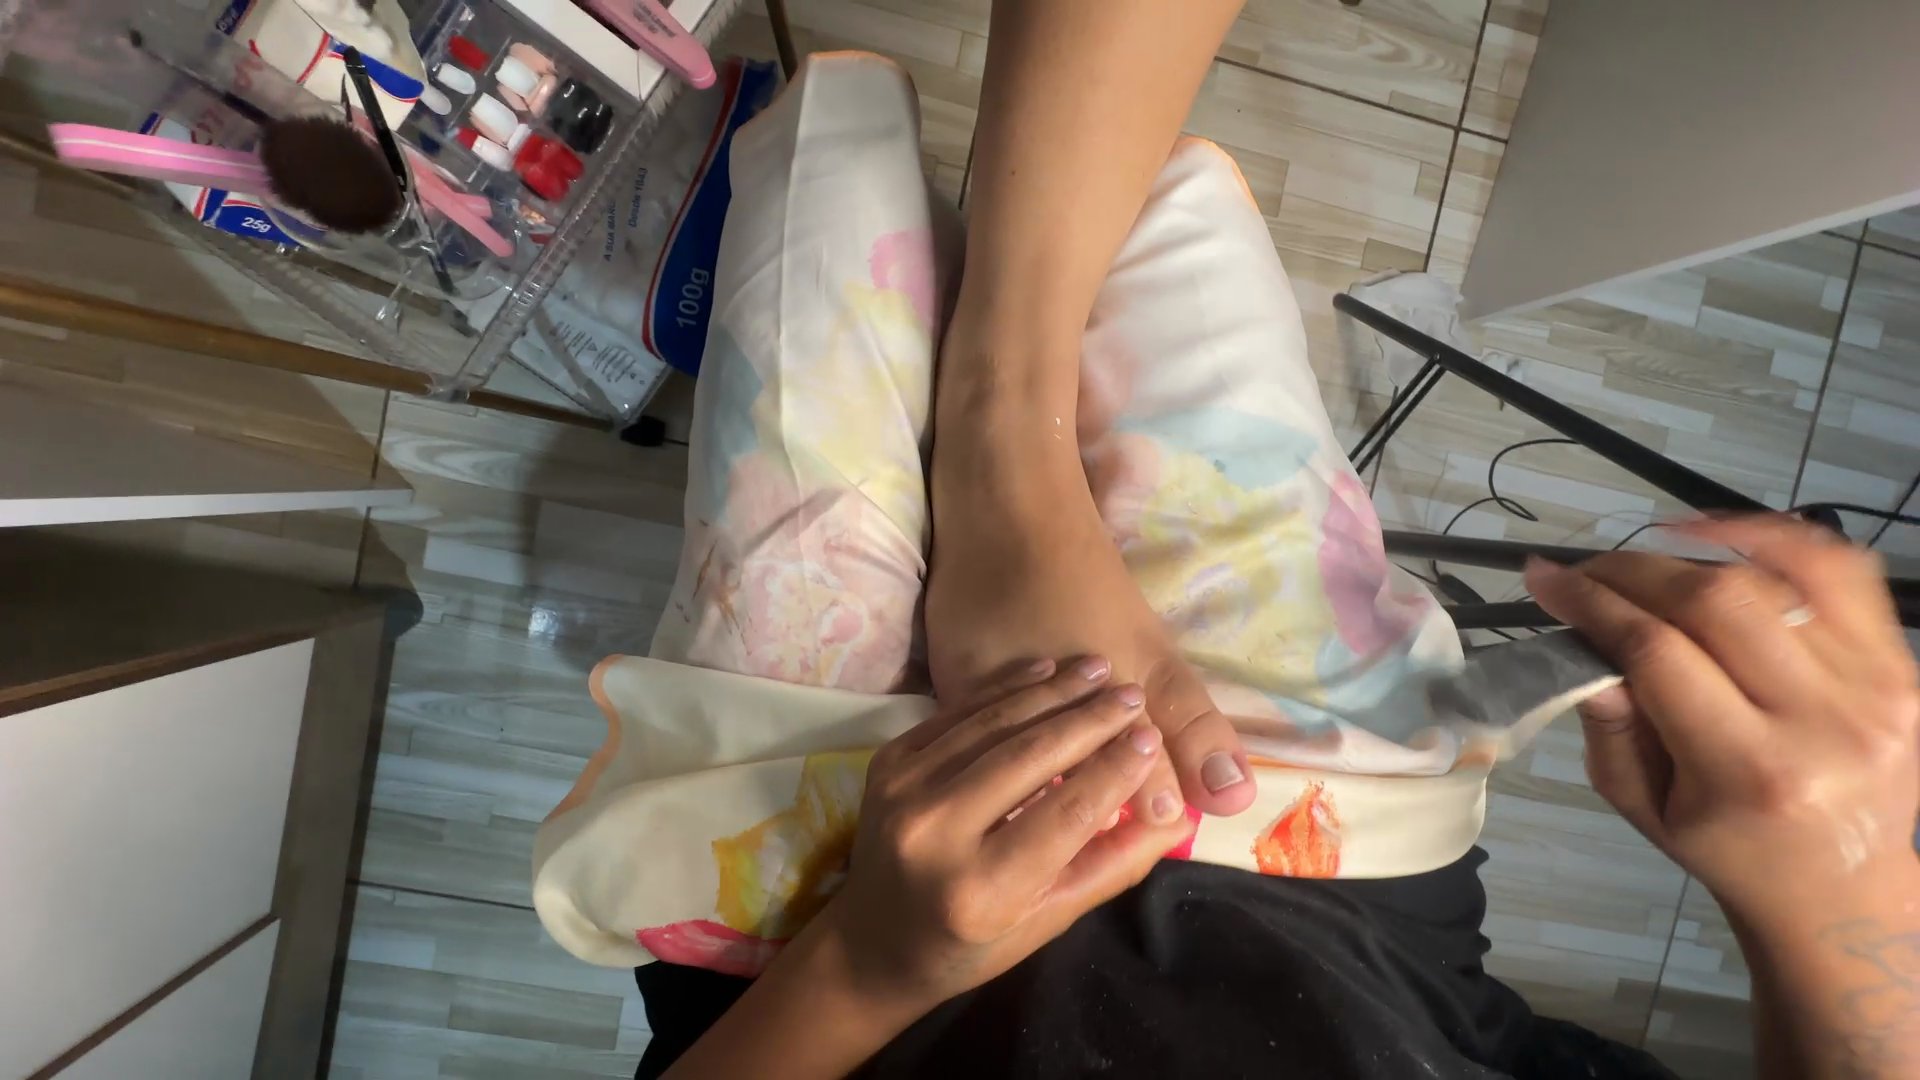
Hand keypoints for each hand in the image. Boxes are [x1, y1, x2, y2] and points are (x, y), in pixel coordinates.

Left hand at [807, 656, 1196, 1013]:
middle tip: (1131, 694)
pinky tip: (1045, 669)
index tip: (1150, 735)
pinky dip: (1006, 688)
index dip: (1114, 770)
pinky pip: (959, 713)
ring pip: (994, 724)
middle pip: (1028, 758)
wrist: (872, 941)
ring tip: (1097, 669)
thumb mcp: (1048, 920)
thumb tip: (1172, 810)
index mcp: (980, 891)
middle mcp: (934, 833)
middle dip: (1088, 719)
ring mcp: (903, 788)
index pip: (1065, 815)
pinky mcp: (888, 759)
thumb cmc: (971, 944)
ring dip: (1051, 691)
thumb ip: (1110, 863)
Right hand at [1527, 516, 1919, 925]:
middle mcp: (1830, 722)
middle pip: (1714, 602)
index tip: (1540, 578)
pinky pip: (1840, 575)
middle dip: (1627, 571)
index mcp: (1752, 768)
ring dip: (1683, 555)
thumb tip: (1582, 646)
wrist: (1847, 886)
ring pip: (1771, 580)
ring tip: (1631, 561)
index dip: (1588, 601)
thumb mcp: (1635, 798)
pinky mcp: (1903, 667)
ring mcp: (1882, 689)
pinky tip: (1715, 532)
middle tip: (1578, 571)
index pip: (1656, 651)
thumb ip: (1607, 722)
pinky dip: (1773, 538)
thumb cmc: (1722, 846)